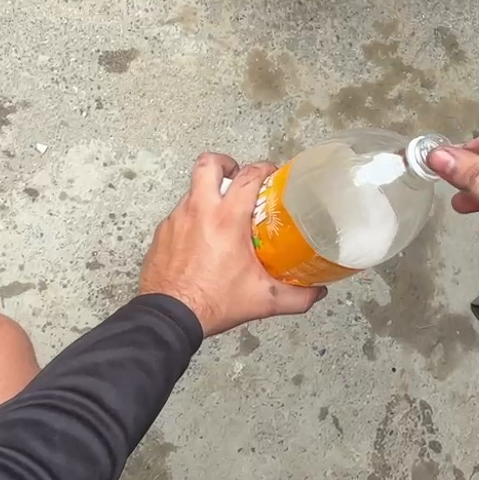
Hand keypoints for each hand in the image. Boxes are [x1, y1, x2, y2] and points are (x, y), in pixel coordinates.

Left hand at [139, 154, 326, 336]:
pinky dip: (192, 220)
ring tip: (222, 216)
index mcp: (227, 219)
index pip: (248, 176)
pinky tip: (201, 240)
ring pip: (193, 190)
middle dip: (224, 163)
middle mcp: (199, 211)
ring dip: (208, 195)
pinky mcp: (162, 233)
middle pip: (208, 163)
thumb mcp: (263, 300)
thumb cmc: (211, 303)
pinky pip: (179, 215)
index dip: (263, 168)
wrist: (169, 317)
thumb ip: (297, 296)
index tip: (270, 173)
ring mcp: (176, 219)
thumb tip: (316, 292)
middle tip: (236, 175)